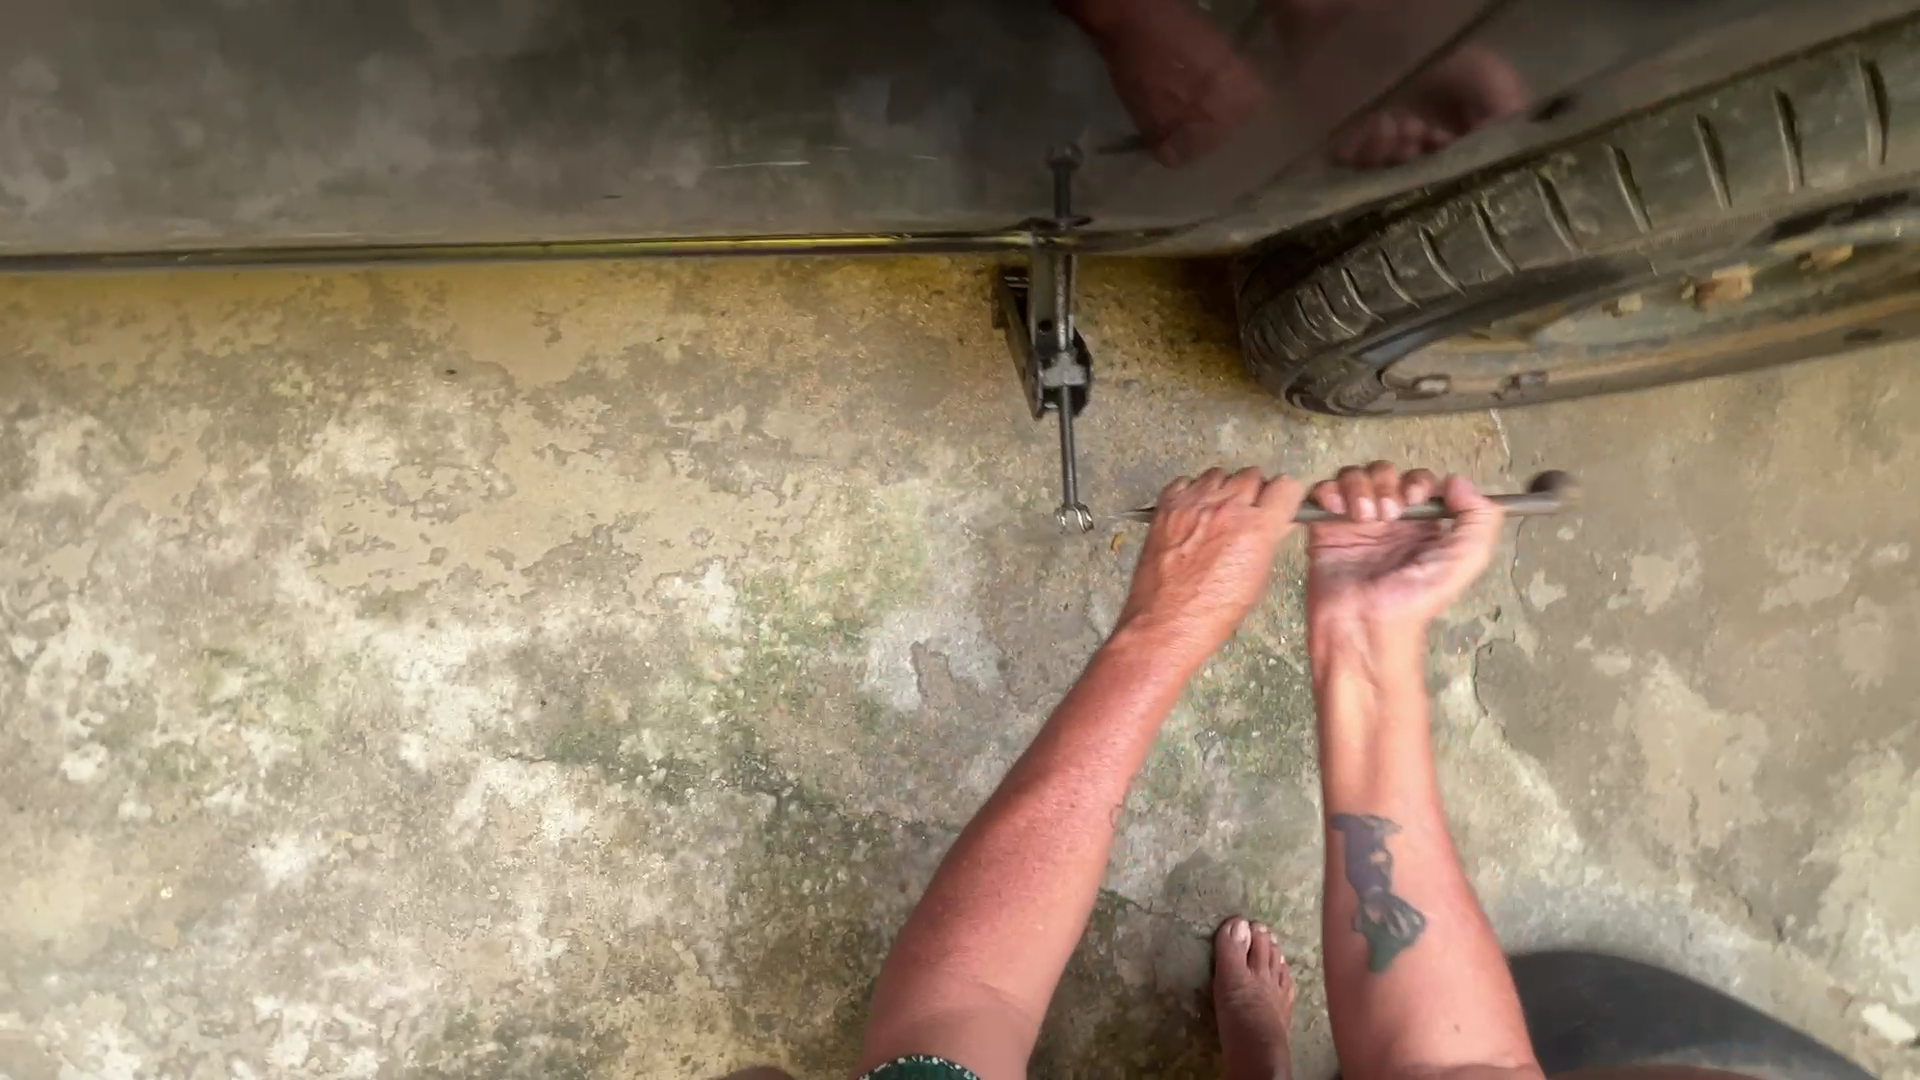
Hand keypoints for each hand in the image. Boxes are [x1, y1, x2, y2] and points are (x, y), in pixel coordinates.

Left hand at [1117, 467, 1304, 664]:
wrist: (1166, 621)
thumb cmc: (1212, 610)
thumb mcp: (1257, 579)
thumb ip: (1268, 541)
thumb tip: (1277, 523)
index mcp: (1256, 527)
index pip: (1286, 486)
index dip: (1284, 496)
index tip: (1279, 502)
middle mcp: (1225, 508)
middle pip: (1251, 475)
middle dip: (1253, 491)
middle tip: (1246, 510)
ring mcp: (1192, 505)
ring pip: (1218, 474)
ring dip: (1222, 488)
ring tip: (1216, 512)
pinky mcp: (1166, 508)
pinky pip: (1184, 482)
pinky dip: (1191, 492)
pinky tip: (1192, 512)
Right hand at [1305, 462, 1502, 635]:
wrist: (1362, 626)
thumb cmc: (1412, 602)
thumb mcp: (1464, 562)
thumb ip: (1478, 520)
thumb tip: (1458, 481)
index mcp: (1422, 525)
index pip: (1419, 481)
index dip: (1416, 482)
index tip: (1413, 499)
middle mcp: (1388, 519)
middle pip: (1383, 473)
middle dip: (1384, 484)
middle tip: (1385, 515)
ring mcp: (1353, 522)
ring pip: (1351, 477)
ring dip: (1356, 487)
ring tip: (1361, 516)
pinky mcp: (1324, 529)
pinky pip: (1320, 494)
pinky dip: (1327, 492)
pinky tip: (1336, 510)